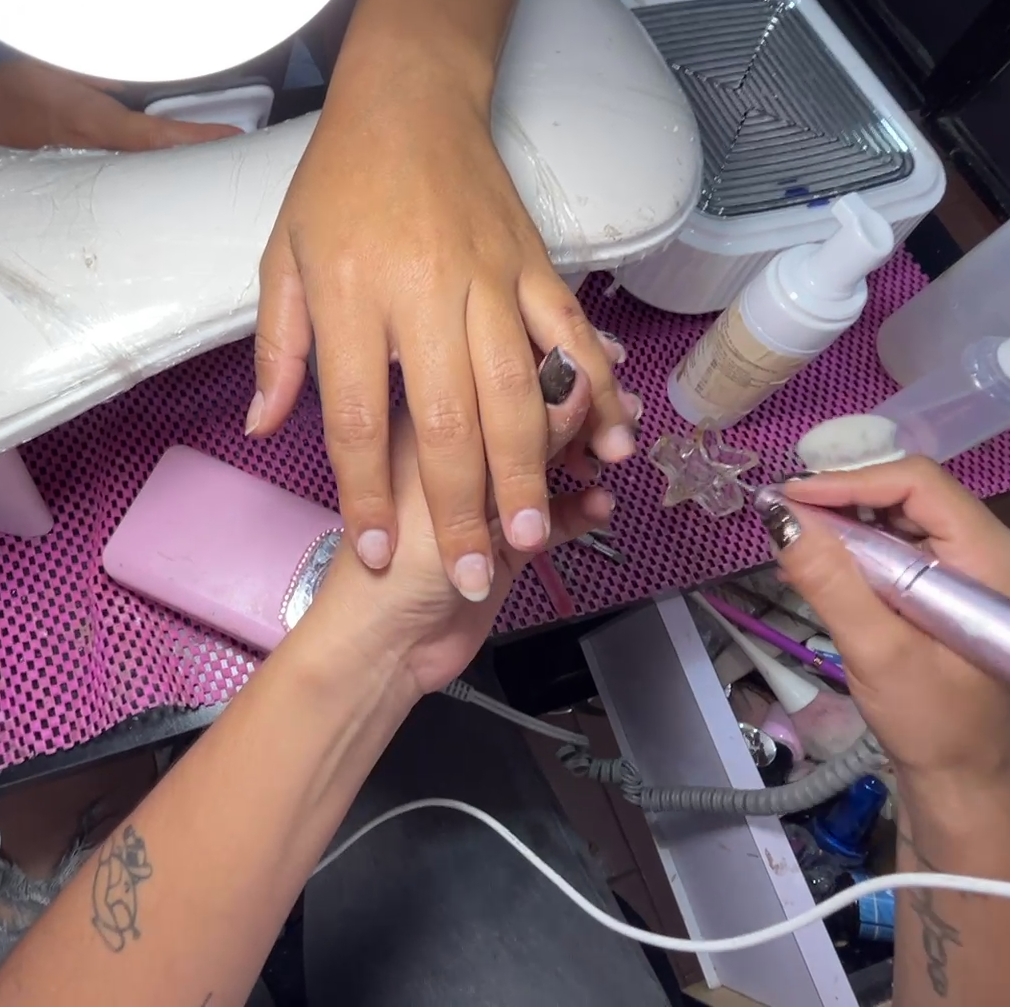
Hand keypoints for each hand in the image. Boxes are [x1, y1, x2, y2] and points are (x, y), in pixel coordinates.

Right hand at [0, 60, 240, 151]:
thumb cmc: (18, 89)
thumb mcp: (60, 68)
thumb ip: (103, 75)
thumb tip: (138, 78)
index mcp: (97, 124)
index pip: (158, 136)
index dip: (195, 139)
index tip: (229, 138)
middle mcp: (102, 152)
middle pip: (162, 162)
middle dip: (199, 160)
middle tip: (238, 156)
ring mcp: (97, 166)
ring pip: (150, 171)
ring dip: (182, 167)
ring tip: (217, 162)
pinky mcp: (90, 171)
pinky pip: (133, 172)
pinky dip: (159, 168)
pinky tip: (178, 170)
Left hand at [248, 81, 636, 604]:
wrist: (408, 100)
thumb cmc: (337, 185)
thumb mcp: (283, 262)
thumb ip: (278, 352)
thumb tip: (265, 428)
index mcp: (350, 297)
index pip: (357, 418)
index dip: (364, 494)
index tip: (375, 553)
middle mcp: (424, 295)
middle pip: (449, 420)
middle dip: (462, 508)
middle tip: (474, 573)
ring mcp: (491, 281)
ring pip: (517, 390)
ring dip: (528, 471)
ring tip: (534, 536)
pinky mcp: (536, 268)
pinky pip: (574, 337)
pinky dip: (596, 393)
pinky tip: (611, 443)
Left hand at [308, 356, 613, 698]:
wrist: (385, 649)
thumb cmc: (400, 561)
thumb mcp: (463, 490)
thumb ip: (516, 440)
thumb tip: (576, 379)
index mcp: (430, 422)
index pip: (498, 378)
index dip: (552, 369)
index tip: (603, 361)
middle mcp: (459, 453)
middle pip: (528, 419)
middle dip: (578, 414)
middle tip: (623, 410)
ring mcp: (485, 498)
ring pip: (545, 466)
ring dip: (583, 459)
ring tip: (618, 453)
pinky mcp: (505, 543)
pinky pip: (552, 517)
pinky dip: (577, 510)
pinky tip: (601, 505)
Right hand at [774, 457, 1009, 790]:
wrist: (964, 779)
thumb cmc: (932, 721)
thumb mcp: (875, 650)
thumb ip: (828, 580)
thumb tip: (778, 516)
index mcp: (997, 558)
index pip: (919, 484)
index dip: (848, 481)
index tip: (788, 498)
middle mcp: (998, 549)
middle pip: (910, 494)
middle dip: (842, 500)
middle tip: (784, 516)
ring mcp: (980, 566)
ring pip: (900, 515)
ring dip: (843, 523)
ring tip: (795, 539)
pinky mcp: (959, 583)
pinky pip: (900, 542)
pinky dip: (855, 546)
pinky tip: (821, 562)